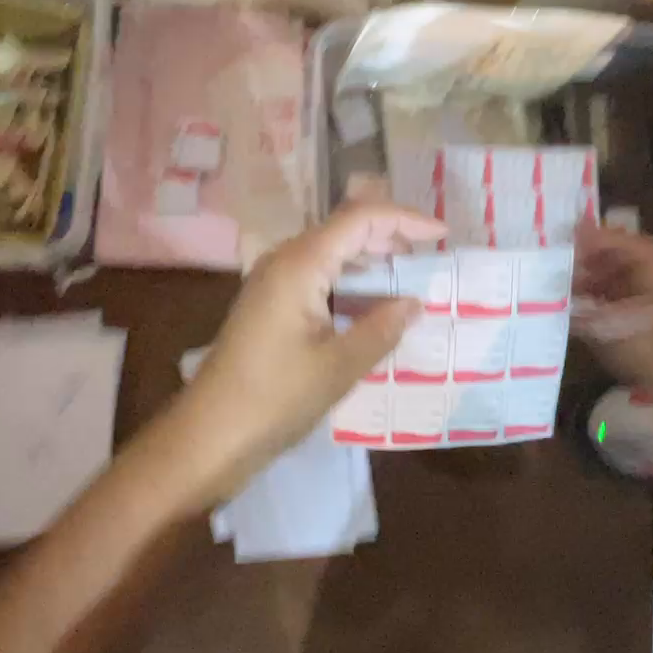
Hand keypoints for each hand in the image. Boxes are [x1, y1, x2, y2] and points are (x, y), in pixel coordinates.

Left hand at [162, 204, 445, 505]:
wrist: (210, 434)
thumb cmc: (275, 398)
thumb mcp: (339, 366)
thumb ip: (381, 328)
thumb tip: (413, 302)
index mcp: (300, 263)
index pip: (360, 218)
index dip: (404, 218)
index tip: (442, 234)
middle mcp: (284, 259)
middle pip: (344, 229)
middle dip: (390, 236)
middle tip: (430, 260)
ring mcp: (273, 280)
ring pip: (330, 252)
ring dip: (370, 260)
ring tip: (409, 282)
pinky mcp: (269, 303)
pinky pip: (317, 275)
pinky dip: (349, 282)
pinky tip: (371, 307)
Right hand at [571, 226, 652, 518]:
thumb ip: (641, 345)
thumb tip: (592, 311)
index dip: (616, 242)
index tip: (573, 234)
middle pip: (640, 275)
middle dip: (600, 261)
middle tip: (555, 259)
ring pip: (630, 300)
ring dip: (597, 287)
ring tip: (557, 284)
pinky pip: (625, 331)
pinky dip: (599, 320)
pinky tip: (575, 322)